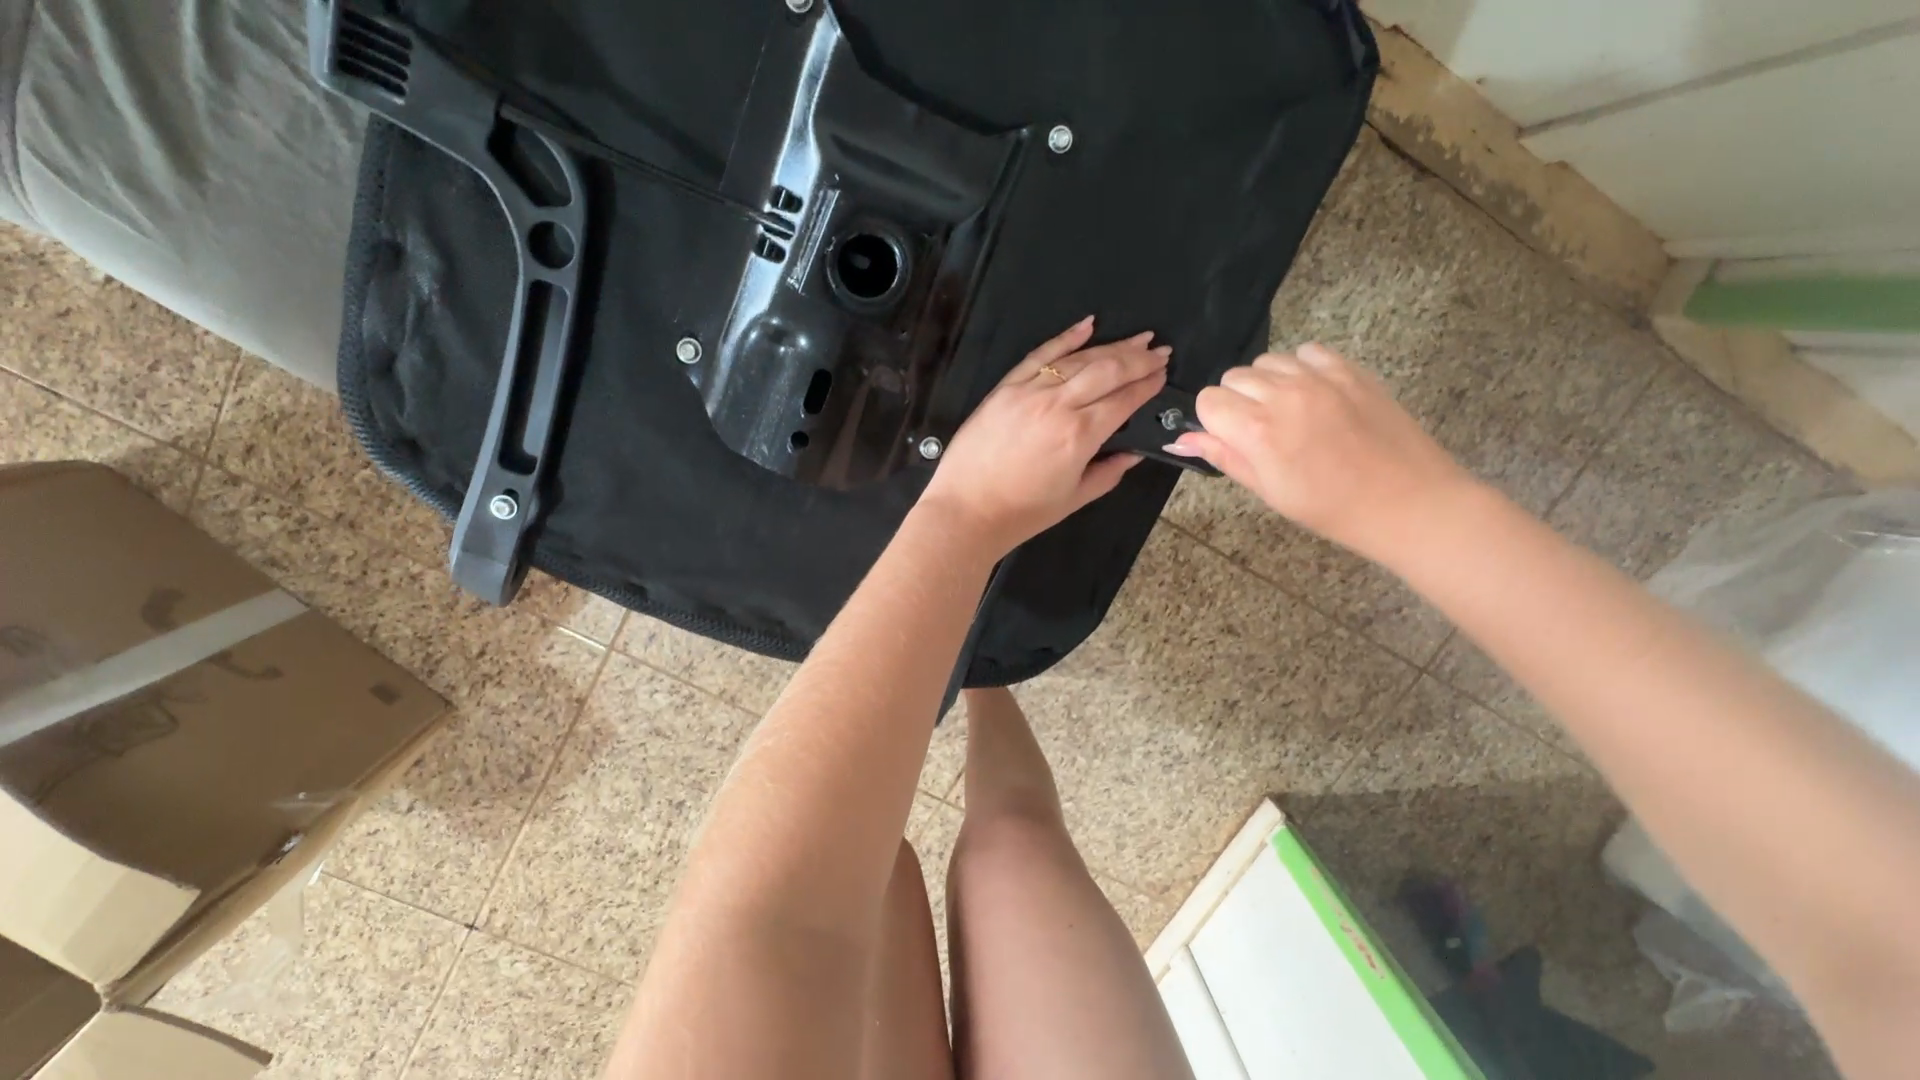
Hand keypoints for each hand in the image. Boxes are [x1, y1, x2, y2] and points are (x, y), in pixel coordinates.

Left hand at [920, 317, 1168, 557]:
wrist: (966, 510)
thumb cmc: (1022, 512)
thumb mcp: (1075, 498)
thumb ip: (1109, 472)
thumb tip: (1134, 453)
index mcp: (1080, 436)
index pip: (1124, 400)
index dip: (1147, 385)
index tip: (1163, 374)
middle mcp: (1058, 406)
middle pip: (1107, 370)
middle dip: (1138, 359)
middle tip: (1159, 351)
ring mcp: (1029, 392)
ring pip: (1078, 359)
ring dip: (1112, 346)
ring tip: (1137, 339)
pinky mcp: (1005, 388)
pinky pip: (1040, 355)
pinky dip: (1064, 338)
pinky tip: (1087, 326)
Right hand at [1167, 343, 1478, 562]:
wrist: (1407, 502)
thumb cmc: (1332, 508)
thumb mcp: (1268, 491)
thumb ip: (1223, 456)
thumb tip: (1180, 439)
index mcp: (1257, 431)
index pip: (1208, 401)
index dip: (1214, 421)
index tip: (1233, 440)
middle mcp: (1283, 395)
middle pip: (1234, 378)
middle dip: (1238, 402)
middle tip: (1263, 433)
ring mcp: (1319, 378)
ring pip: (1267, 361)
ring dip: (1268, 383)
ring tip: (1290, 414)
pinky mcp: (1349, 370)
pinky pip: (1306, 352)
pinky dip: (1300, 368)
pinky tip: (1313, 395)